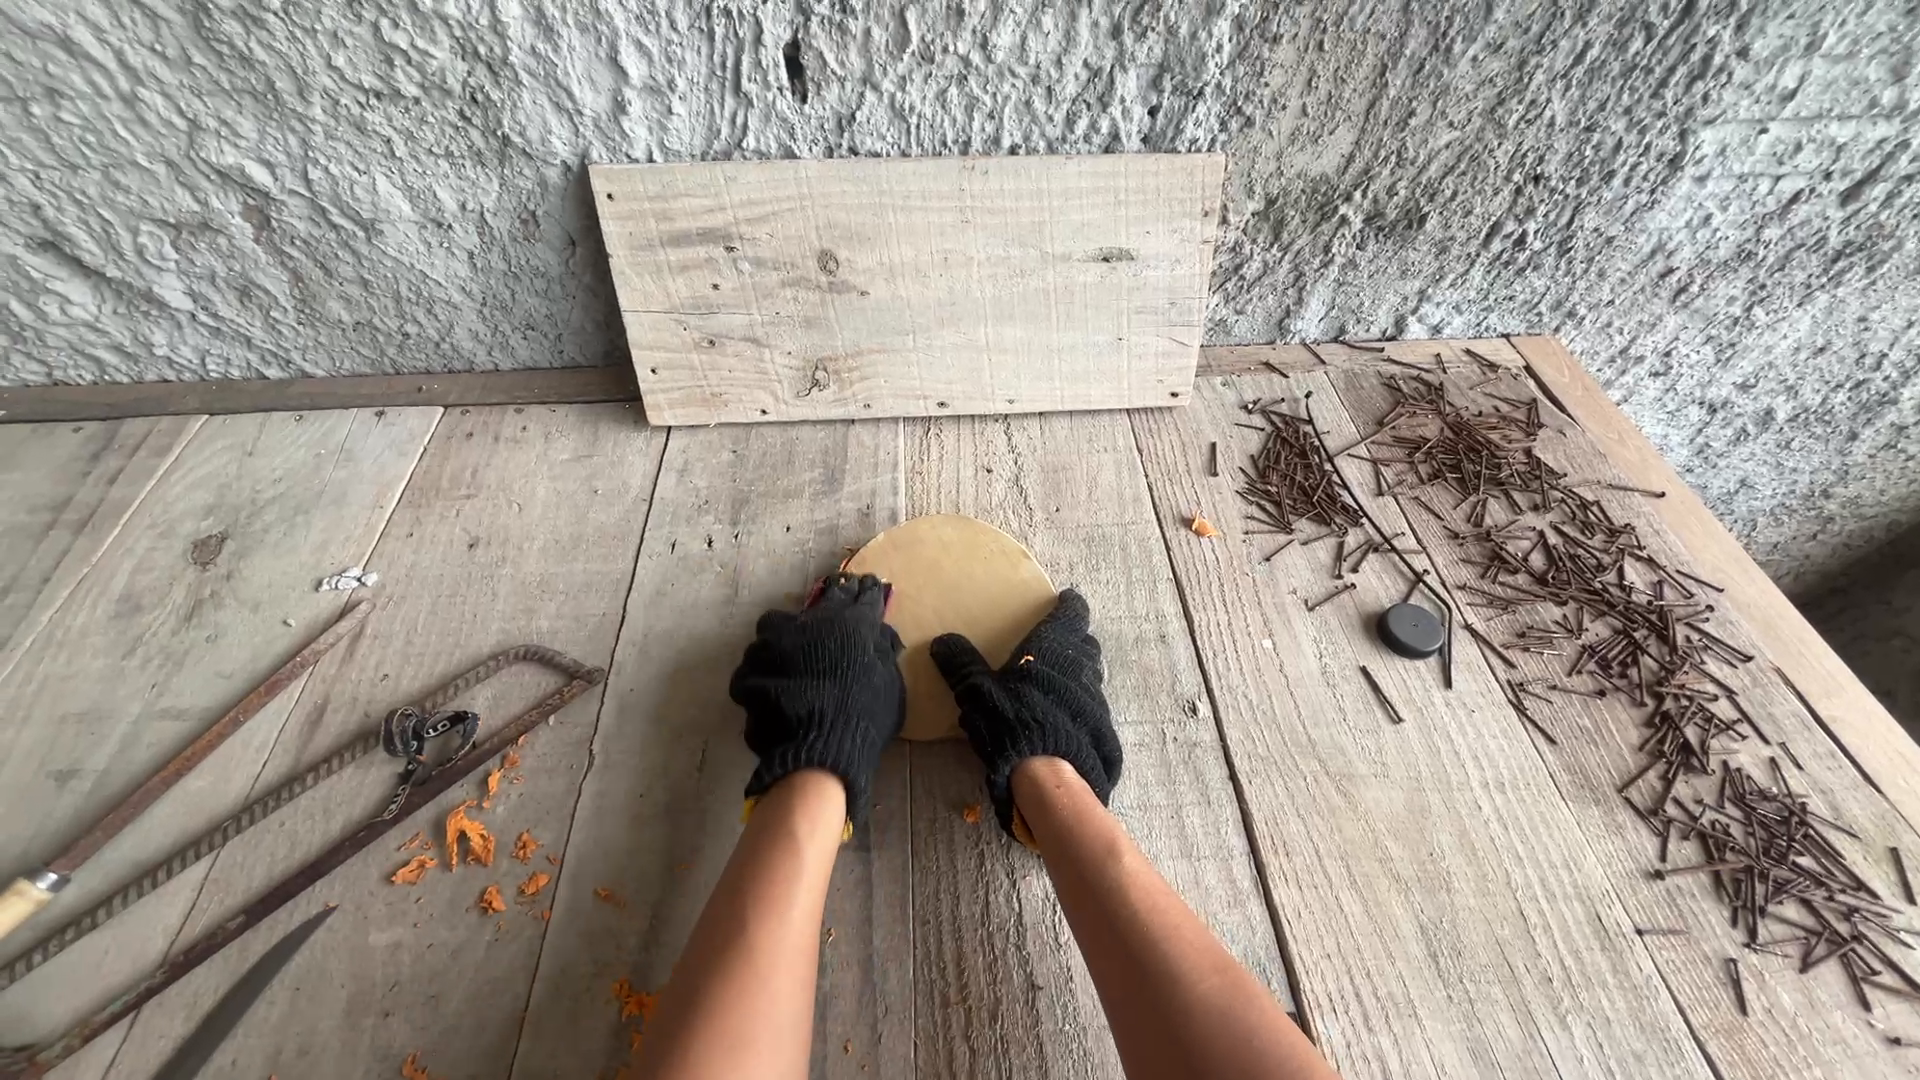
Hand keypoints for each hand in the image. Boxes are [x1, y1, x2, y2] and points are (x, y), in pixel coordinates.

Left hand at [729, 573, 904, 822]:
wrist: (819, 748)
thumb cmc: (866, 717)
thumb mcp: (891, 684)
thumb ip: (883, 653)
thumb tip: (881, 634)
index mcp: (852, 625)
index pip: (865, 597)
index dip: (868, 591)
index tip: (870, 585)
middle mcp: (812, 623)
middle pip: (822, 600)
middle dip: (832, 599)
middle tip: (835, 607)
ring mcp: (776, 643)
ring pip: (775, 624)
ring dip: (784, 634)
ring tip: (788, 648)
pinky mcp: (752, 669)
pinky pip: (755, 665)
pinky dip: (761, 671)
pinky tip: (766, 681)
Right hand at [930, 589, 1120, 842]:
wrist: (1051, 772)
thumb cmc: (1012, 718)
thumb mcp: (978, 690)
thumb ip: (961, 664)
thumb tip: (941, 640)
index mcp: (1054, 646)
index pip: (1072, 613)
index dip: (1070, 604)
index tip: (1067, 598)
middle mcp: (1081, 665)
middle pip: (1084, 642)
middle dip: (1073, 639)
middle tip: (1058, 642)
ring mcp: (1095, 697)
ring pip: (1090, 673)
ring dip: (1077, 672)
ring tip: (1059, 679)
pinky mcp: (1101, 725)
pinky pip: (1092, 705)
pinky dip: (1080, 702)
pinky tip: (1066, 714)